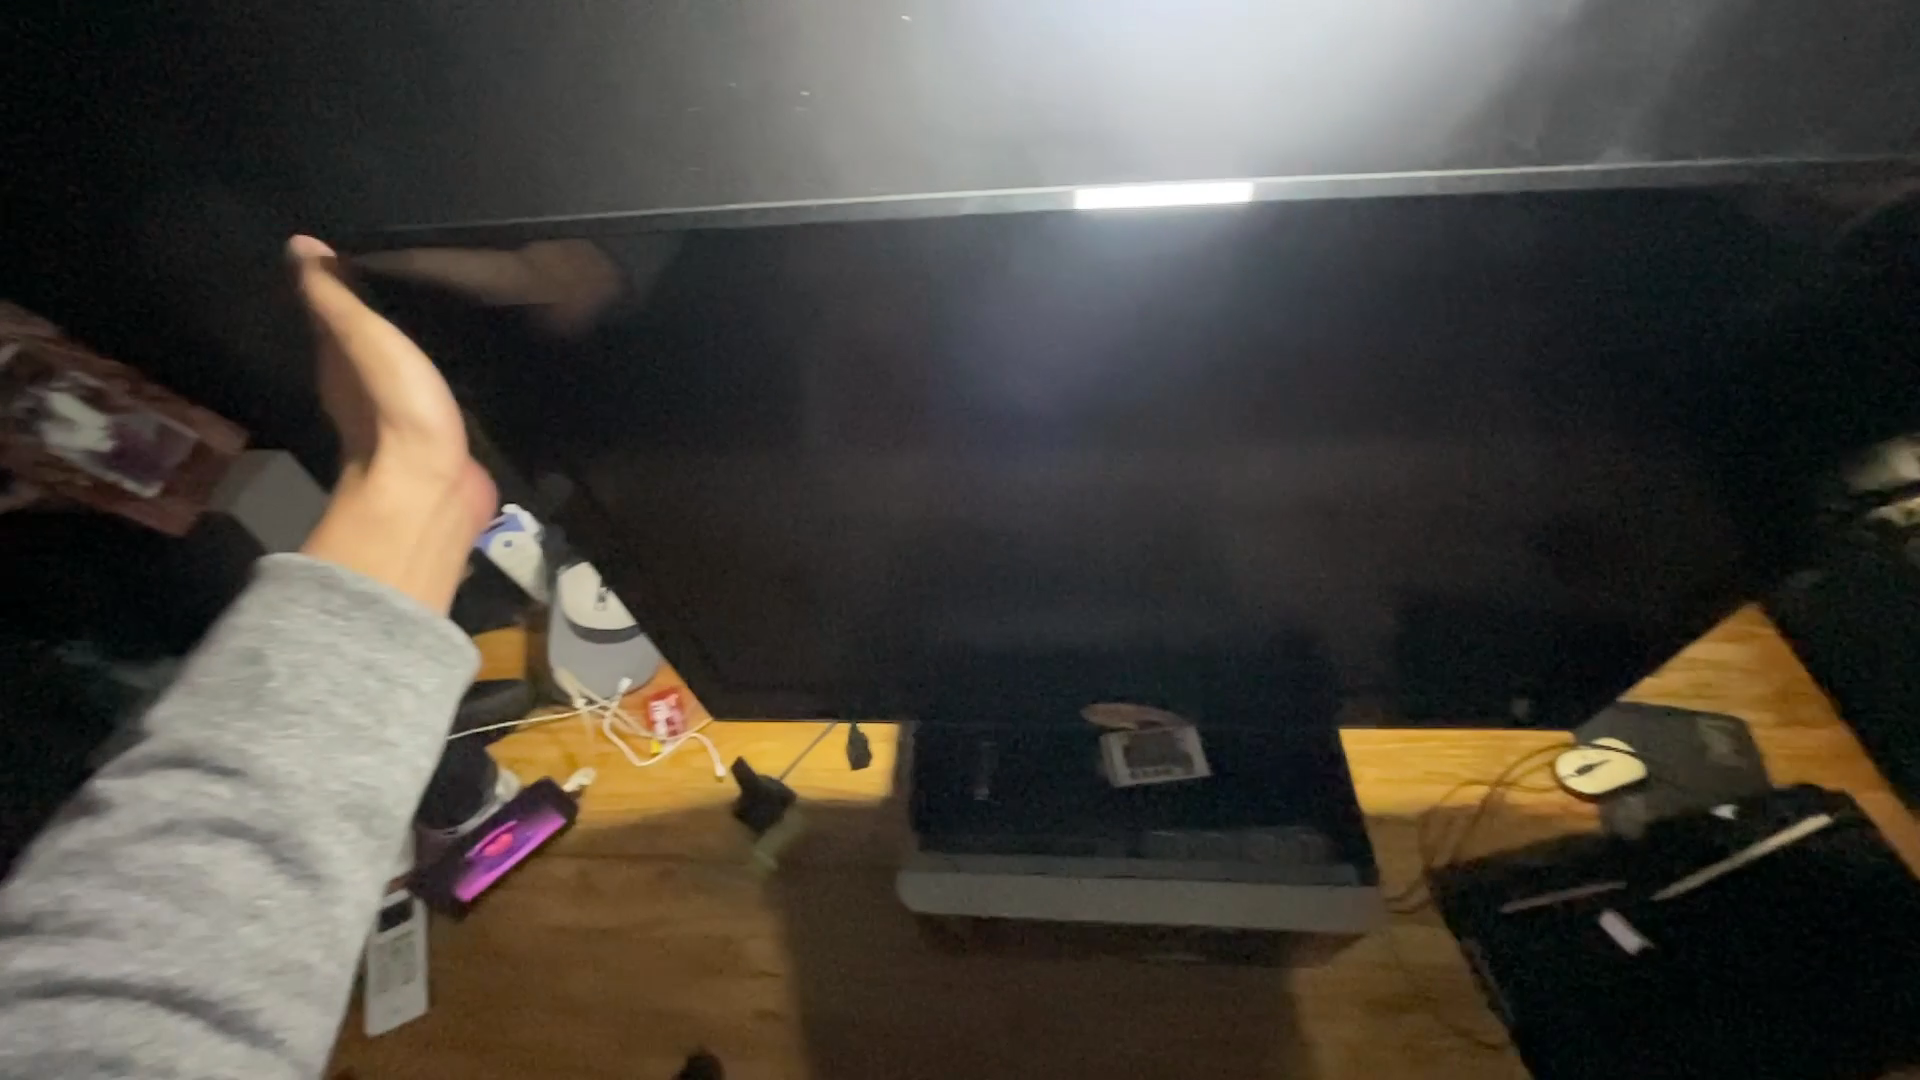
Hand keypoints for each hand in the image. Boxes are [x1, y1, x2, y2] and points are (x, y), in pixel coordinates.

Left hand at [290, 235, 495, 613]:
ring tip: (455, 312)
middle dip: (390, 309)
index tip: (375, 247)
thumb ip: (338, 298)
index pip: (334, 308)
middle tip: (426, 273)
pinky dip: (449, 375)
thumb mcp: (364, 341)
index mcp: (337, 359)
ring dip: (424, 345)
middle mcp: (364, 384)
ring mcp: (406, 413)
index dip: (347, 279)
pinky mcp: (443, 434)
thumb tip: (301, 242)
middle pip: (372, 337)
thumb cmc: (395, 412)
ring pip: (409, 366)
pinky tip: (469, 363)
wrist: (434, 489)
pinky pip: (442, 392)